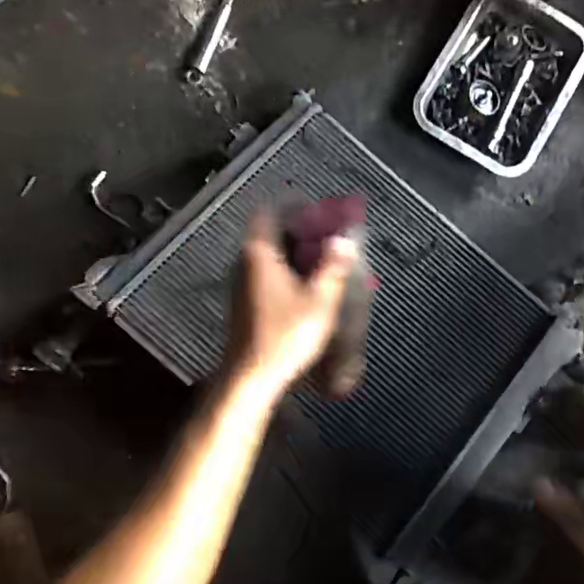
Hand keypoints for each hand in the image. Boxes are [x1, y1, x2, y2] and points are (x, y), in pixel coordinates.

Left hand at [222, 211, 356, 395]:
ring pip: (268, 255)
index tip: (320, 212)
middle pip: (270, 232)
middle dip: (300, 230)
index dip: (295, 207)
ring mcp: (240, 284)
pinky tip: (307, 287)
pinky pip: (265, 274)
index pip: (270, 212)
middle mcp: (244, 263)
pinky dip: (286, 271)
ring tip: (323, 261)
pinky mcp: (243, 303)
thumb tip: (343, 240)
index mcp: (259, 254)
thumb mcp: (319, 300)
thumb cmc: (285, 336)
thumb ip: (332, 266)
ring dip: (294, 252)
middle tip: (328, 237)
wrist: (250, 376)